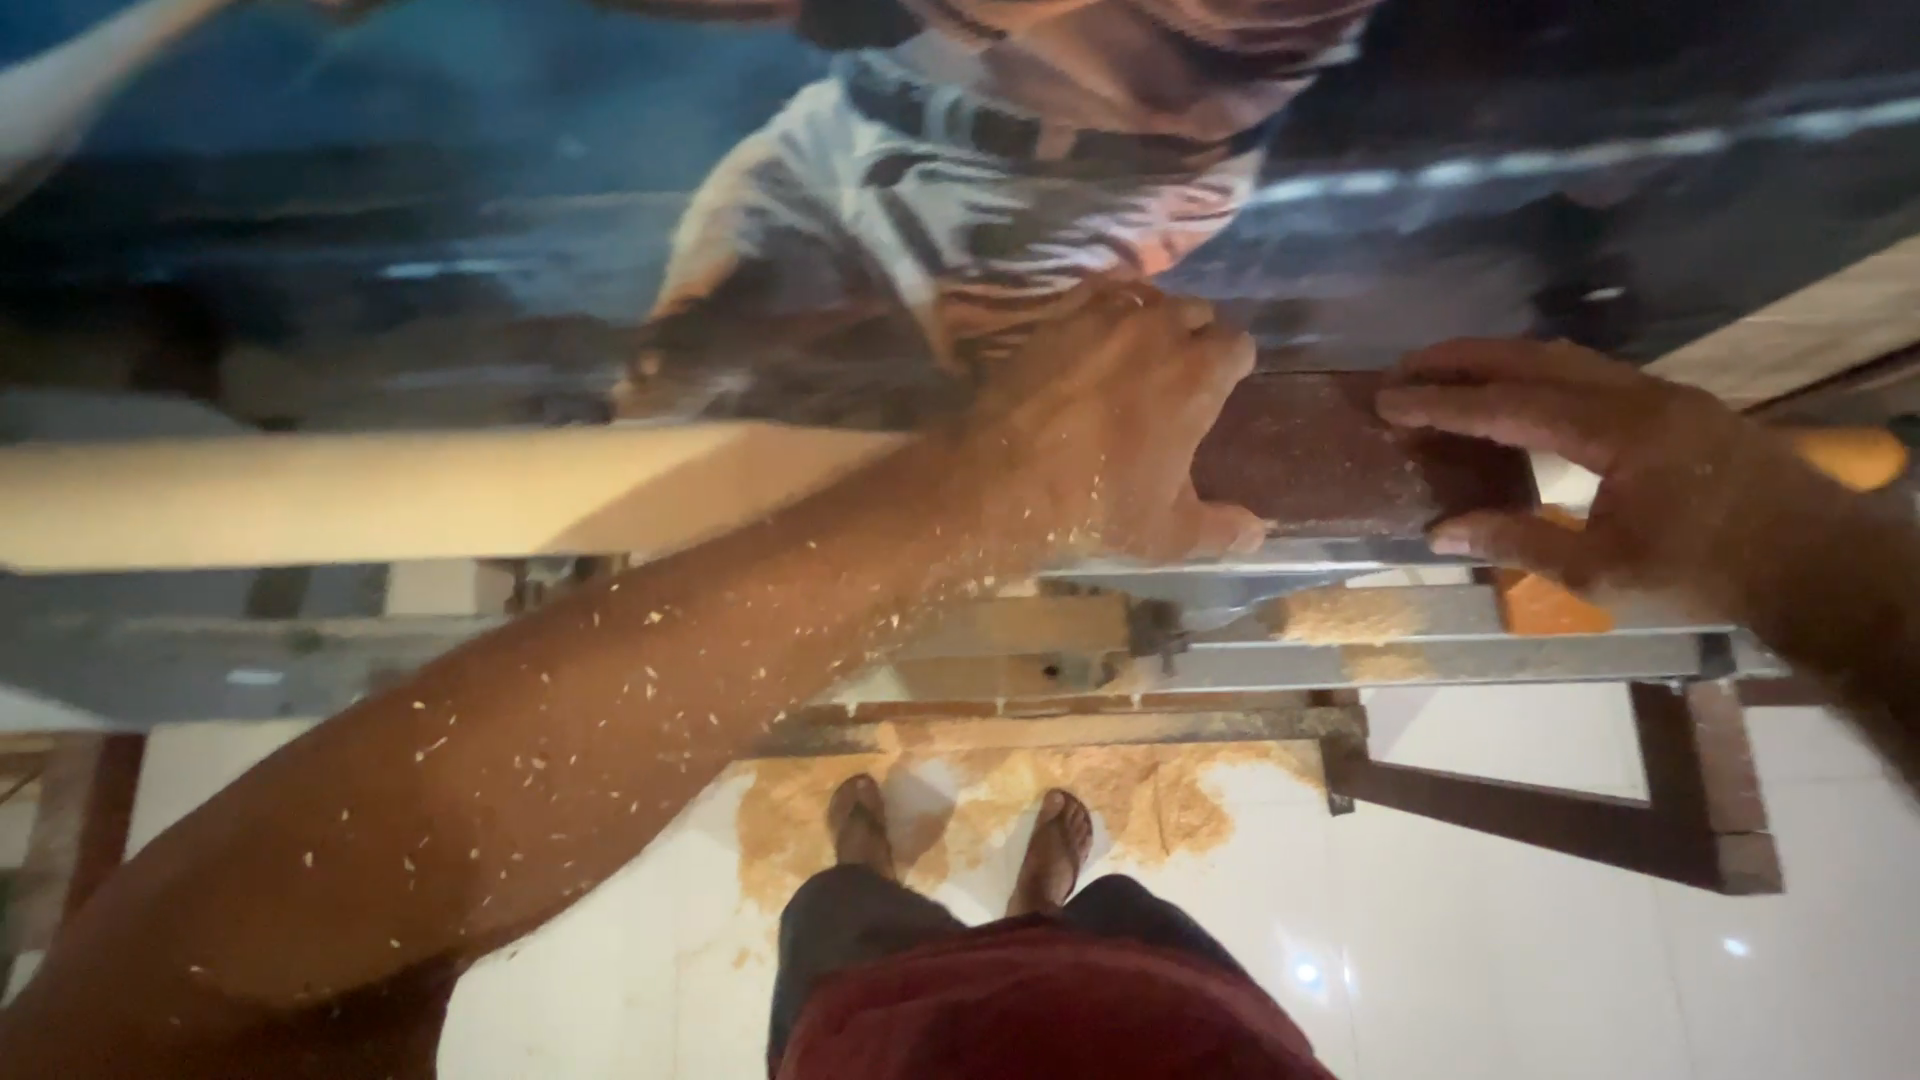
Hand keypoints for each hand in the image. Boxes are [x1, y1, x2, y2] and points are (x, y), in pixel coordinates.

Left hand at [969, 281, 1266, 561]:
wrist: (1000, 482)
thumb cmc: (1093, 507)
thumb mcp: (1166, 534)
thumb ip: (1220, 530)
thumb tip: (1258, 535)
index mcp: (1197, 375)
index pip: (1238, 345)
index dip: (1231, 365)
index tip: (1219, 386)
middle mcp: (1157, 331)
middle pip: (1196, 312)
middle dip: (1196, 337)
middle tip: (1177, 373)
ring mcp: (1102, 318)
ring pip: (1148, 298)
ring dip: (1153, 317)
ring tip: (1138, 351)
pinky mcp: (1055, 317)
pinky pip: (1096, 292)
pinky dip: (1107, 306)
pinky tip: (1096, 332)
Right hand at [1375, 338, 1856, 621]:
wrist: (1826, 568)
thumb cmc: (1708, 575)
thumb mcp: (1601, 571)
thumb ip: (1516, 542)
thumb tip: (1438, 531)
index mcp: (1621, 433)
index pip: (1510, 406)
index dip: (1443, 403)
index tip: (1389, 398)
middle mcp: (1641, 398)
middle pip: (1537, 359)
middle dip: (1465, 359)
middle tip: (1406, 366)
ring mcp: (1663, 397)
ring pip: (1566, 359)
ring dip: (1501, 360)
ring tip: (1446, 370)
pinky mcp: (1675, 408)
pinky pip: (1589, 374)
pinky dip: (1536, 374)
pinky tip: (1513, 391)